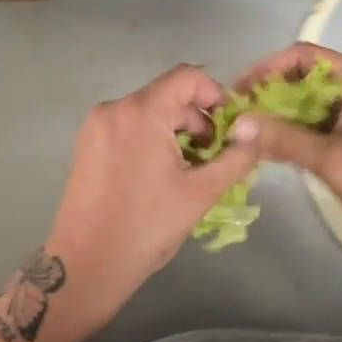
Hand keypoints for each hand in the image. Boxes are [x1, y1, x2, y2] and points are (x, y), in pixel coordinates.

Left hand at [46, 65, 260, 314]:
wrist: (88, 264)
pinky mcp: (87, 145)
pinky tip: (162, 174)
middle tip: (215, 156)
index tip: (230, 125)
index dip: (215, 93)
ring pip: (148, 112)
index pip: (186, 76)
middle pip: (167, 94)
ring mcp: (96, 126)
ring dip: (175, 132)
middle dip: (196, 119)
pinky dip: (151, 139)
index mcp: (141, 112)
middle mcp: (114, 108)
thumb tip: (255, 137)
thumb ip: (235, 158)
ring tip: (191, 170)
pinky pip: (128, 127)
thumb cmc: (147, 226)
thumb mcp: (201, 192)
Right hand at [231, 43, 341, 246]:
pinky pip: (322, 124)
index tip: (238, 92)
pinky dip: (297, 132)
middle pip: (306, 78)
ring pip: (312, 104)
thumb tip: (235, 124)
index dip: (268, 68)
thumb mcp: (331, 162)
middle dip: (270, 94)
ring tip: (249, 135)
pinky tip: (275, 150)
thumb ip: (282, 139)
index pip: (305, 56)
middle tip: (237, 118)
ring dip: (282, 115)